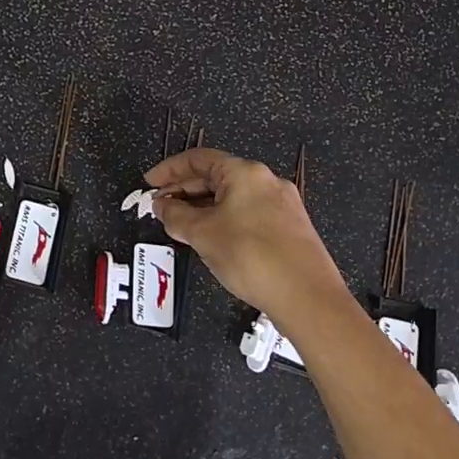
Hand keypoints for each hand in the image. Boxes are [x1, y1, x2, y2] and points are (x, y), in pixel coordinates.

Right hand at [146, 147, 346, 325]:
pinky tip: (213, 239)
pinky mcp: (291, 228)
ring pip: (232, 197)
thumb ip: (175, 215)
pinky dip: (224, 219)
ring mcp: (283, 204)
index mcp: (245, 172)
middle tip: (161, 207)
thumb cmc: (251, 257)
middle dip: (185, 190)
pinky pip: (248, 213)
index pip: (198, 159)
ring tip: (182, 225)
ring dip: (203, 207)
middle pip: (216, 176)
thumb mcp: (202, 234)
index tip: (149, 183)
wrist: (309, 299)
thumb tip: (161, 206)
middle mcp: (267, 181)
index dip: (169, 170)